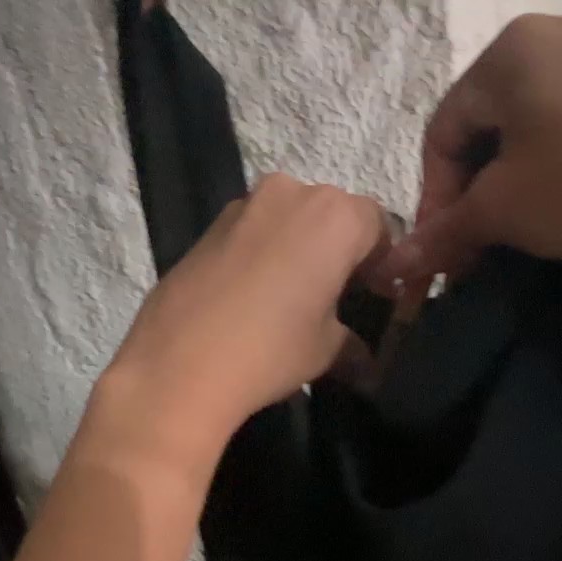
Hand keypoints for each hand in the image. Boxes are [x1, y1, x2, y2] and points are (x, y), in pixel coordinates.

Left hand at [97, 174, 388, 457]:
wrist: (178, 365)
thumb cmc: (270, 351)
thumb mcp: (325, 351)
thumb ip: (352, 345)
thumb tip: (365, 363)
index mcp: (334, 216)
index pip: (378, 226)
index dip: (383, 263)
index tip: (376, 299)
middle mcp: (290, 193)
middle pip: (332, 216)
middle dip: (340, 254)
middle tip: (336, 302)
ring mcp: (242, 206)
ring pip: (288, 222)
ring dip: (298, 252)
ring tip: (289, 304)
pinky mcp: (206, 229)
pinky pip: (252, 235)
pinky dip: (261, 258)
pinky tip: (250, 302)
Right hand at [387, 12, 561, 279]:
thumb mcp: (501, 212)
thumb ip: (441, 234)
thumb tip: (393, 267)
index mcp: (510, 50)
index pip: (442, 132)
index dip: (431, 200)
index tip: (438, 254)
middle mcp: (560, 35)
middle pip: (487, 128)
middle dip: (472, 196)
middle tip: (475, 250)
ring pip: (534, 130)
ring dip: (514, 188)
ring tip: (521, 235)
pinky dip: (561, 171)